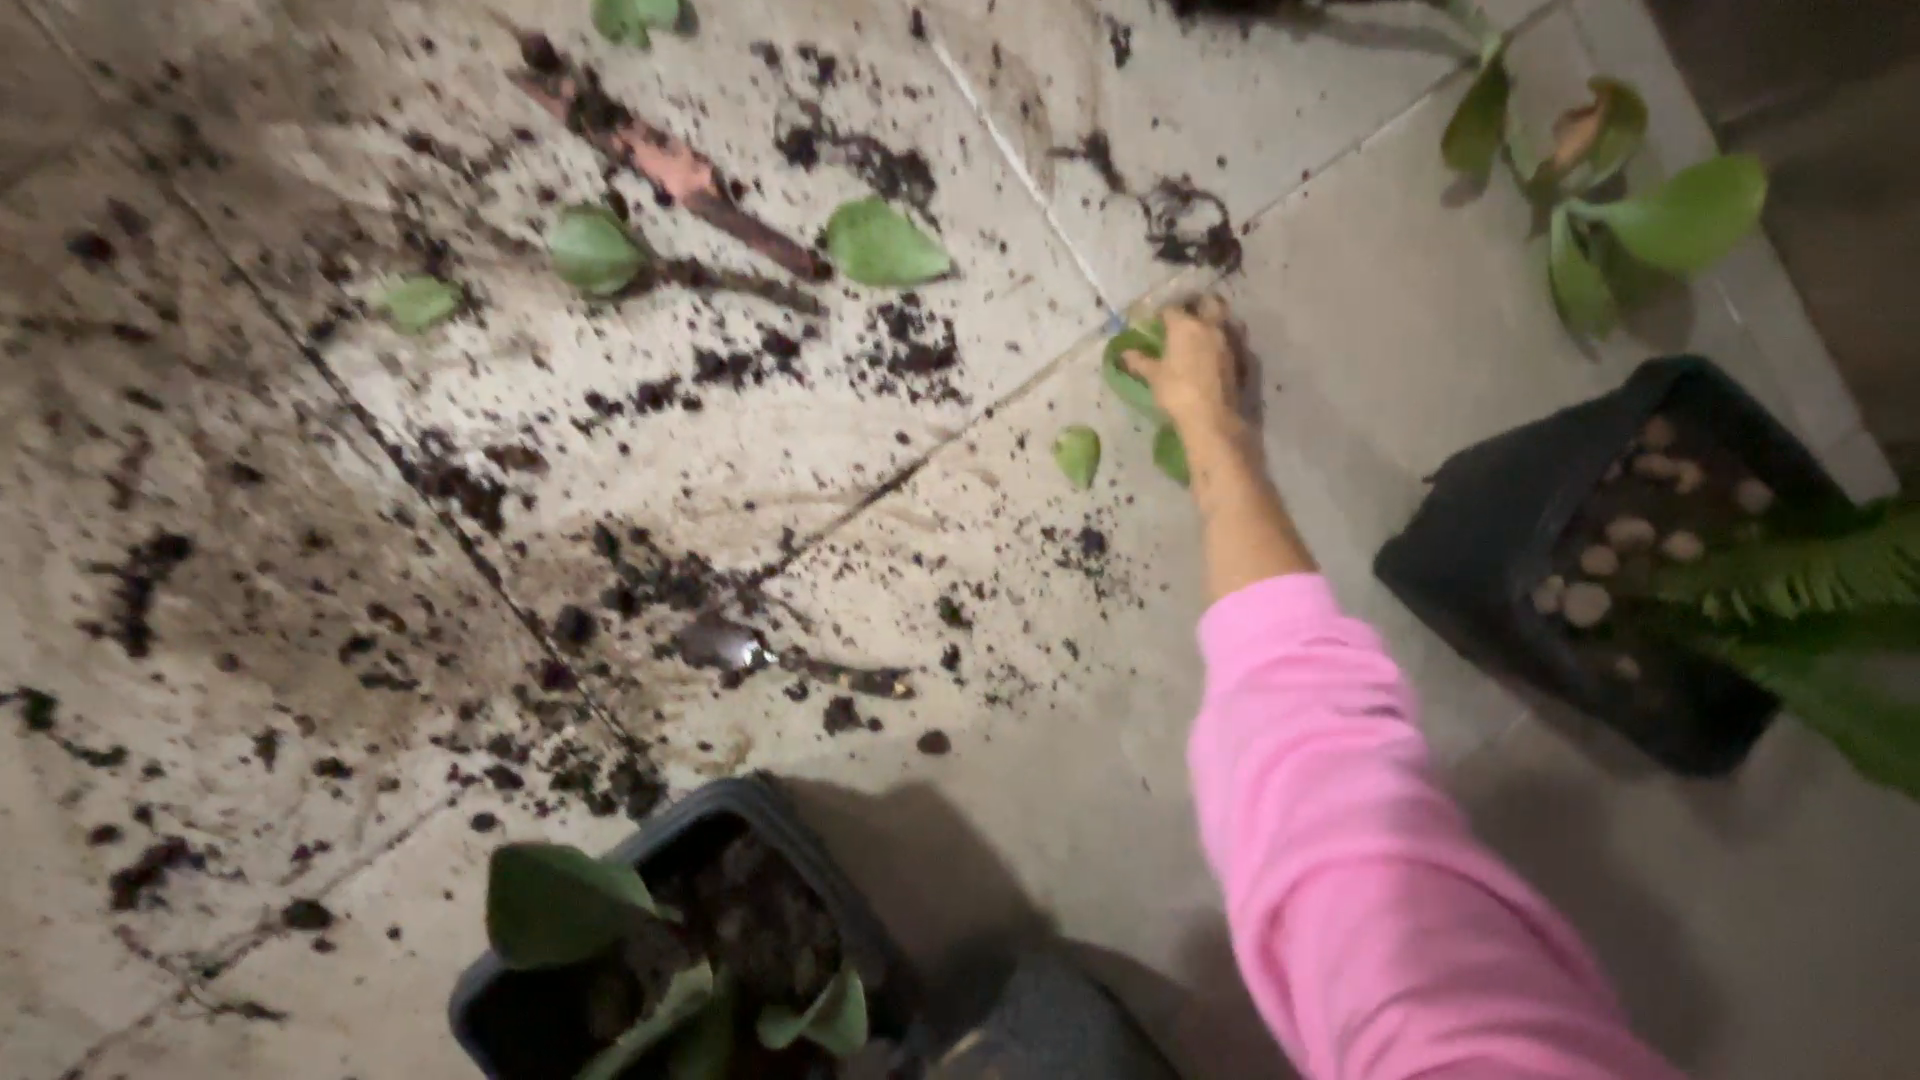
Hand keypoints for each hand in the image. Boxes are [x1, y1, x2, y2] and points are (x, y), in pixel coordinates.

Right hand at [1123, 295, 1243, 439]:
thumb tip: (1124, 353)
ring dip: (1216, 319)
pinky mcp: (1242, 356)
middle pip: (1208, 302)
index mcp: (1185, 326)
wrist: (1211, 416)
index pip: (1172, 309)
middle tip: (1187, 315)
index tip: (1156, 321)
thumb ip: (1140, 361)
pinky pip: (1233, 339)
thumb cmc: (1177, 392)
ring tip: (1204, 331)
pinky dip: (1225, 339)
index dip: (1162, 313)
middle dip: (1198, 304)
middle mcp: (1210, 325)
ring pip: (1225, 319)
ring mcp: (1229, 340)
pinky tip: (1217, 351)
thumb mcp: (1153, 377)